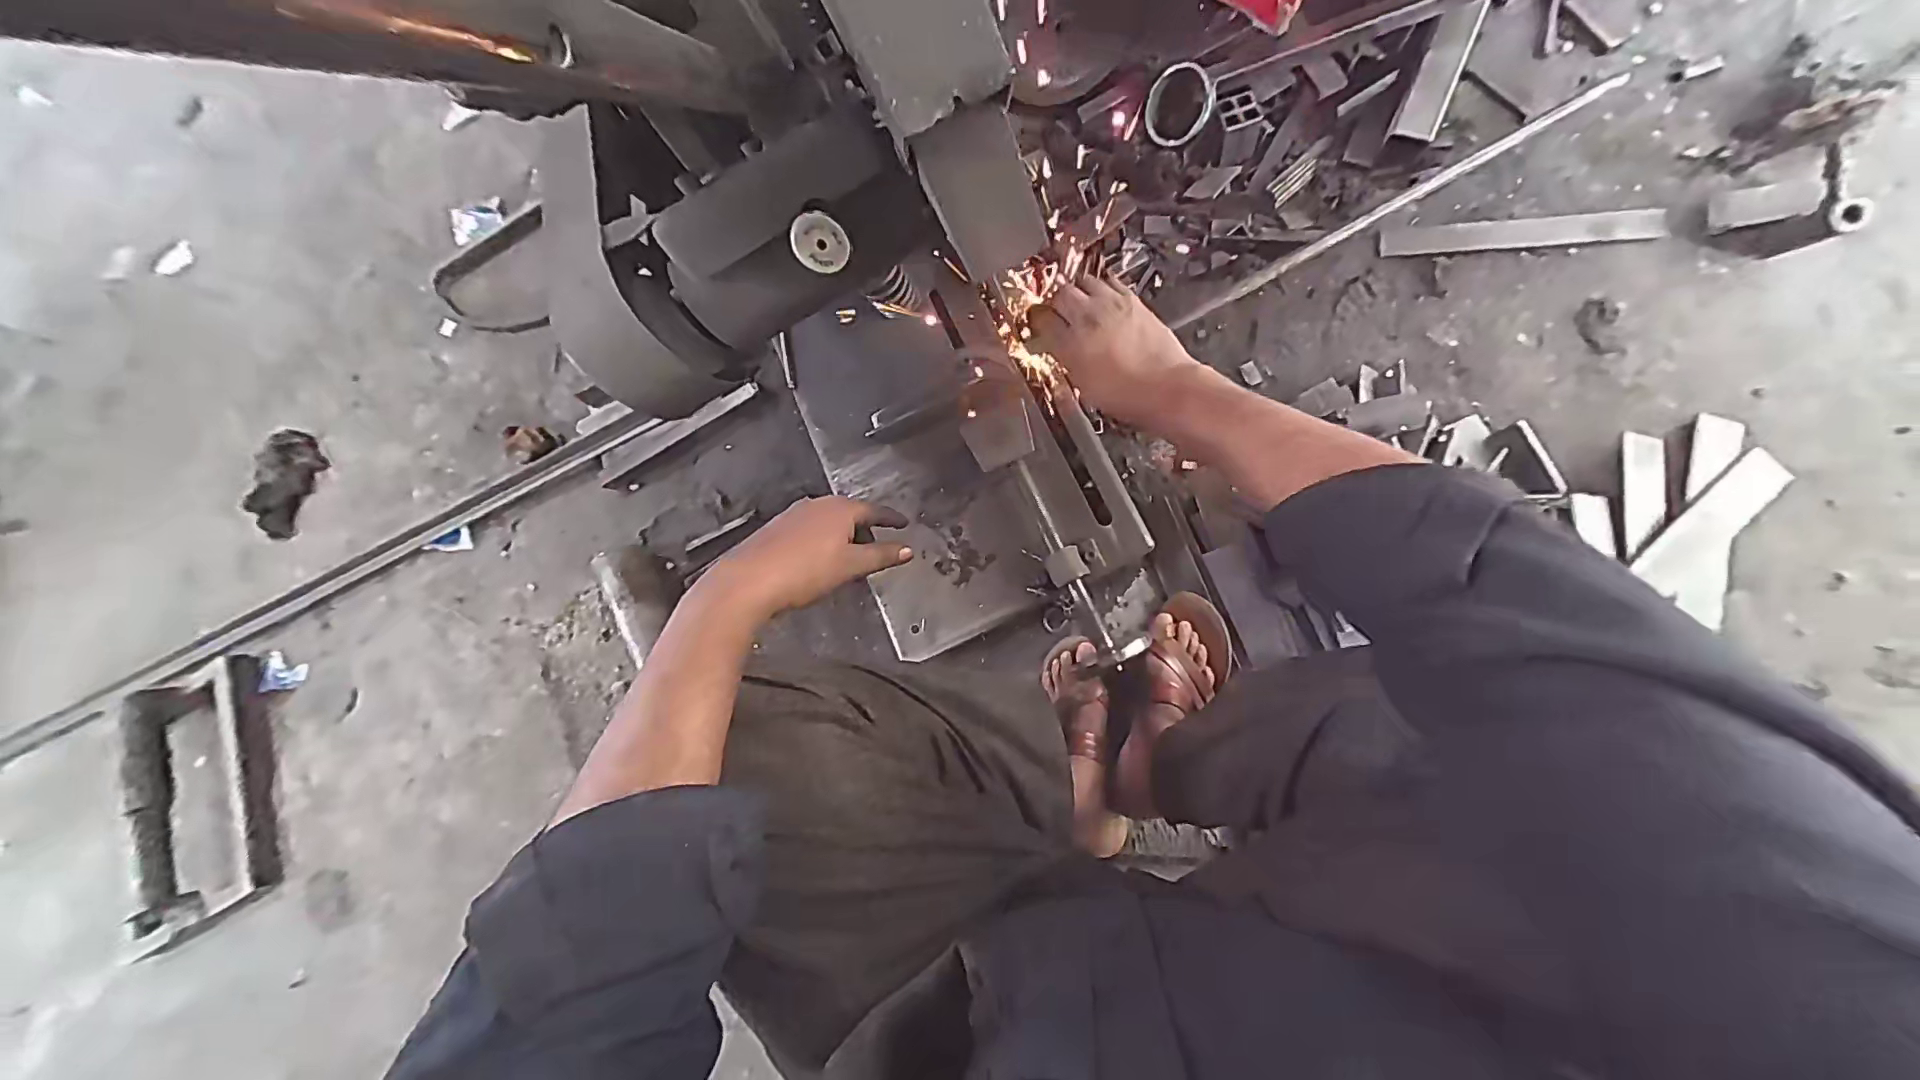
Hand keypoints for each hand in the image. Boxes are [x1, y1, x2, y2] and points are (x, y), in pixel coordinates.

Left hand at [696, 497, 913, 621]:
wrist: (748, 583)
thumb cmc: (804, 571)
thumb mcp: (851, 566)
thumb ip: (881, 555)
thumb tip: (907, 549)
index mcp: (839, 509)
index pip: (874, 511)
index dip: (891, 519)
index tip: (903, 523)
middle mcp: (816, 505)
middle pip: (850, 514)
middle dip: (866, 530)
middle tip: (879, 548)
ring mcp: (793, 516)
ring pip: (829, 523)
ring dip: (844, 538)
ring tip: (851, 560)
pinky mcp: (776, 530)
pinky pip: (810, 531)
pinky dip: (824, 543)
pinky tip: (821, 562)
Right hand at [1028, 275, 1205, 430]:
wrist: (1166, 388)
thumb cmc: (1126, 395)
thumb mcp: (1083, 384)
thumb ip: (1066, 359)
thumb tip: (1056, 347)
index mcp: (1070, 343)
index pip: (1041, 319)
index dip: (1035, 320)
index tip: (1036, 324)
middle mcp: (1088, 317)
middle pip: (1060, 293)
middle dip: (1054, 301)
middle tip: (1055, 311)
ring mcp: (1112, 304)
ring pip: (1084, 281)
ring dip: (1079, 290)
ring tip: (1080, 302)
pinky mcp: (1133, 300)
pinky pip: (1111, 282)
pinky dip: (1103, 287)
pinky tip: (1104, 299)